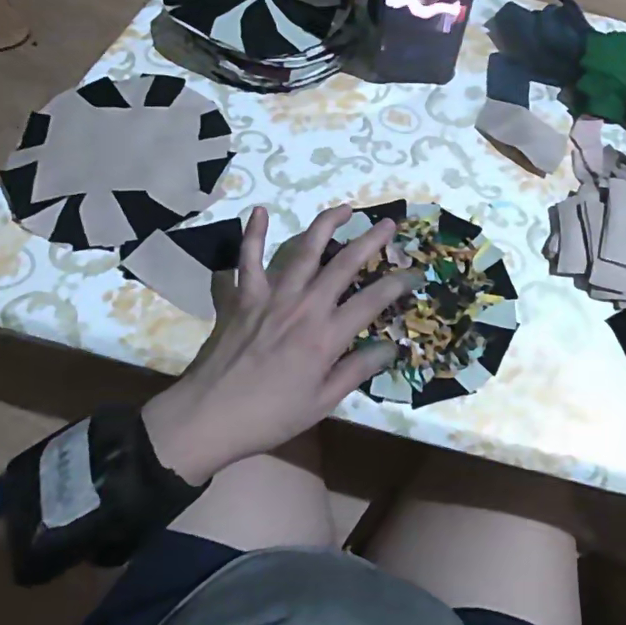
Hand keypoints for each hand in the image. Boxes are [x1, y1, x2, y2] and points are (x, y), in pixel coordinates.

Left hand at [140, 204, 416, 483]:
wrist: (210, 416)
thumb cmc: (271, 416)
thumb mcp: (322, 402)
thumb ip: (356, 370)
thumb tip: (390, 347)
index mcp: (326, 336)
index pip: (373, 300)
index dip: (399, 284)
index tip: (415, 273)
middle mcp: (303, 306)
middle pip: (344, 264)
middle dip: (370, 240)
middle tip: (388, 223)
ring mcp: (271, 296)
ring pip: (302, 250)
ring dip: (324, 225)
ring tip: (342, 209)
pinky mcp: (242, 296)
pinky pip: (247, 258)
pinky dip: (253, 233)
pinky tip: (259, 211)